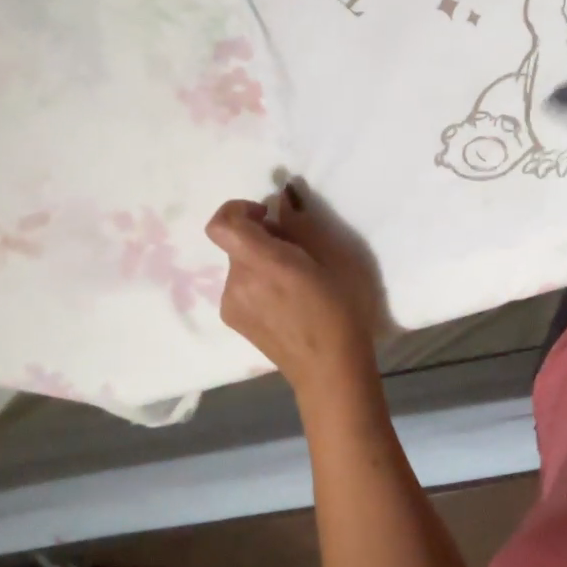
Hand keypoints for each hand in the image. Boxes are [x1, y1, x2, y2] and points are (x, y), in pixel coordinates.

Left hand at [205, 184, 387, 388]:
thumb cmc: (343, 310)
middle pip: (236, 244)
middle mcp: (238, 281)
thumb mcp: (335, 261)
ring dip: (260, 262)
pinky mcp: (233, 320)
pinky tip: (286, 302)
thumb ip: (303, 228)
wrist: (330, 367)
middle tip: (297, 250)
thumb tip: (284, 200)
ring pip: (239, 266)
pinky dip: (258, 283)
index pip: (222, 223)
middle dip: (261, 237)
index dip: (237, 209)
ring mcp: (231, 303)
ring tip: (295, 282)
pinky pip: (240, 287)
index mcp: (265, 263)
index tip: (266, 214)